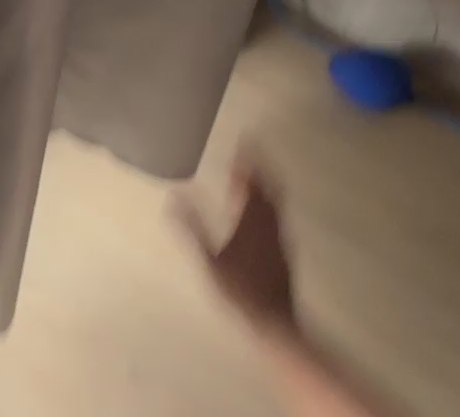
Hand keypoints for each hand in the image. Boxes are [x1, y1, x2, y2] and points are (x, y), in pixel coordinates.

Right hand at [172, 153, 296, 336]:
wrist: (275, 321)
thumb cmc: (239, 289)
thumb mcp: (208, 258)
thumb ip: (192, 226)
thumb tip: (174, 196)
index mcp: (251, 216)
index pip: (251, 178)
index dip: (248, 156)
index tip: (244, 137)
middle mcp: (269, 220)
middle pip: (268, 184)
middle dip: (259, 164)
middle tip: (250, 149)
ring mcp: (280, 235)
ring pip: (276, 199)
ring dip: (266, 182)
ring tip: (255, 172)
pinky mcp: (284, 249)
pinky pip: (278, 214)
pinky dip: (270, 201)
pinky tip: (262, 210)